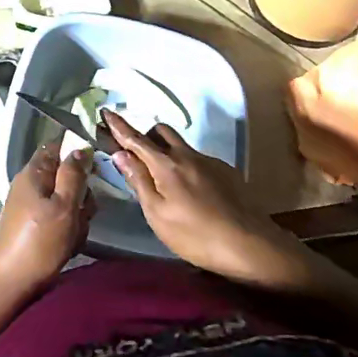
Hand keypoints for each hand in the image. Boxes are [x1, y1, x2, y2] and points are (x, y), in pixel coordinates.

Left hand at [0, 145, 94, 291]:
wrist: (12, 282)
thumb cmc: (40, 241)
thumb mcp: (63, 205)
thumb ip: (73, 175)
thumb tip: (80, 148)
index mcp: (35, 171)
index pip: (58, 145)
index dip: (78, 150)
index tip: (96, 165)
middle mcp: (32, 183)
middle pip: (68, 176)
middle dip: (81, 194)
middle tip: (82, 213)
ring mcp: (33, 204)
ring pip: (68, 200)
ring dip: (77, 216)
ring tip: (73, 235)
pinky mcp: (36, 224)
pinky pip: (61, 218)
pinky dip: (69, 230)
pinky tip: (68, 245)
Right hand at [102, 110, 308, 285]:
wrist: (251, 245)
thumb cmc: (195, 235)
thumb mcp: (157, 214)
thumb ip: (138, 181)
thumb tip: (120, 154)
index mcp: (166, 165)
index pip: (136, 139)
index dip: (119, 125)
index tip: (106, 111)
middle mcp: (188, 155)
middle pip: (161, 131)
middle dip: (146, 135)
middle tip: (137, 155)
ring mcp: (210, 161)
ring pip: (182, 146)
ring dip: (167, 152)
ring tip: (166, 181)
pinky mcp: (228, 172)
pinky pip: (199, 160)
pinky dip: (187, 167)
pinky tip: (193, 194)